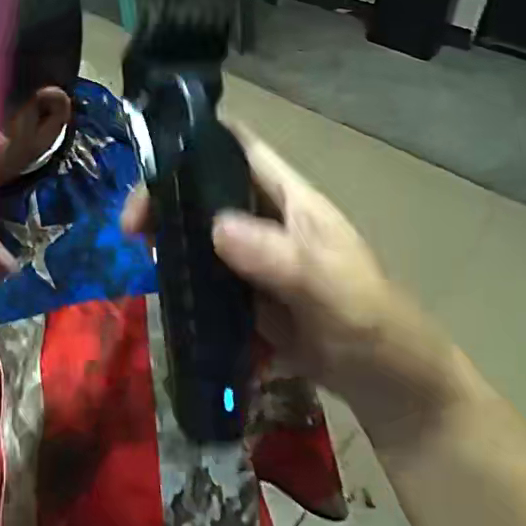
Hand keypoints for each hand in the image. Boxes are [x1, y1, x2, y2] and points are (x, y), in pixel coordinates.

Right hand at [123, 124, 467, 448]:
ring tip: (136, 248)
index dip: (199, 134)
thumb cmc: (374, 323)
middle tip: (132, 223)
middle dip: (166, 193)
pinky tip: (156, 282)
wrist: (393, 391)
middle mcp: (264, 217)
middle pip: (206, 187)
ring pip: (198, 228)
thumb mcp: (329, 285)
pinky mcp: (244, 294)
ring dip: (167, 232)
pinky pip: (204, 272)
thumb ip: (278, 257)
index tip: (153, 145)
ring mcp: (253, 256)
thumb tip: (215, 226)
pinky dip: (178, 272)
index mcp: (288, 198)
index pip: (239, 147)